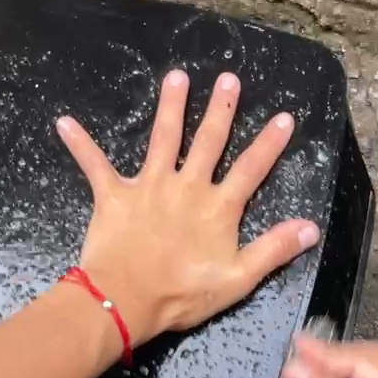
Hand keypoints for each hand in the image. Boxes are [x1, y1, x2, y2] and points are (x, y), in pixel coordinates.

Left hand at [56, 69, 320, 342]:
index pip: (251, 169)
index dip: (270, 144)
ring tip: (176, 77)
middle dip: (221, 109)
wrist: (126, 300)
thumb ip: (275, 249)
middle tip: (228, 78)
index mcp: (218, 208)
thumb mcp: (239, 278)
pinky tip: (64, 122)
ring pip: (162, 138)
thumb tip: (312, 227)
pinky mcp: (114, 195)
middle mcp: (187, 187)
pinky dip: (80, 144)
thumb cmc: (183, 293)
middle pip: (208, 141)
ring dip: (169, 106)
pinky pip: (95, 165)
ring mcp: (149, 187)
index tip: (284, 117)